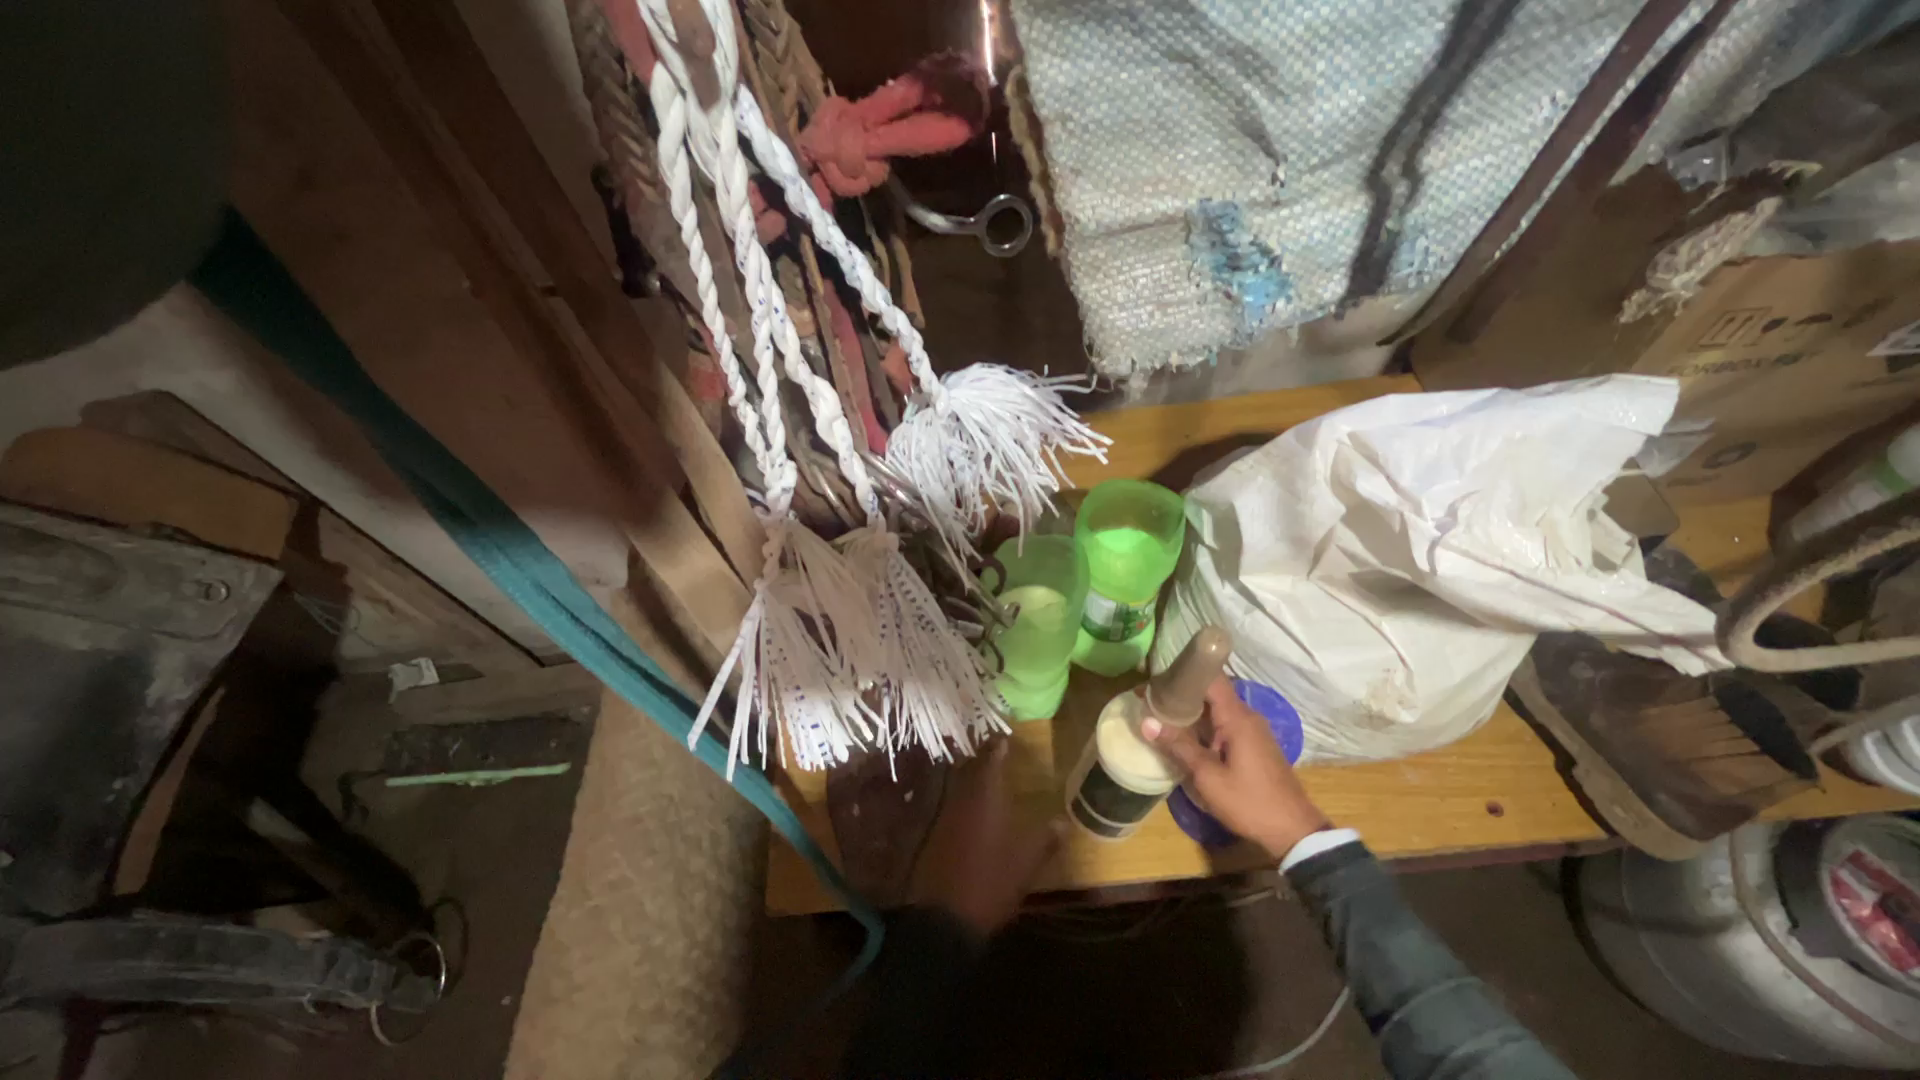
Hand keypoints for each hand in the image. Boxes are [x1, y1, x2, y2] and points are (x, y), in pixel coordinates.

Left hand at [910, 739, 1065, 936]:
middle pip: (970, 769)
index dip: (998, 748)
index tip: (1005, 737)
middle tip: (998, 752)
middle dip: (983, 758)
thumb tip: (1064, 821)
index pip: (990, 761)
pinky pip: (952, 806)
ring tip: (989, 777)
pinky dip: (964, 800)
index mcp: (984, 799)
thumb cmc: (990, 884)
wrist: (944, 919)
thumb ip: (1045, 839)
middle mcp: (961, 801)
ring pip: (958, 787)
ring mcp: (945, 819)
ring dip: (972, 778)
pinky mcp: (936, 837)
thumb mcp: (1025, 863)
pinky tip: (975, 811)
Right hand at [1144, 678, 1328, 859]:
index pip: (1211, 677)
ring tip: (1159, 715)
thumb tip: (1147, 721)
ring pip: (1217, 710)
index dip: (1183, 672)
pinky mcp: (1254, 745)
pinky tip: (1184, 737)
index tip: (1156, 677)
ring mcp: (1253, 731)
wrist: (1293, 831)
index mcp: (1238, 717)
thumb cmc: (1249, 802)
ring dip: (1191, 711)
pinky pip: (1225, 724)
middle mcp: (1247, 716)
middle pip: (1211, 692)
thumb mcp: (1208, 777)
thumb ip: (1178, 746)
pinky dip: (1203, 726)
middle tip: (1149, 699)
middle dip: (1181, 693)